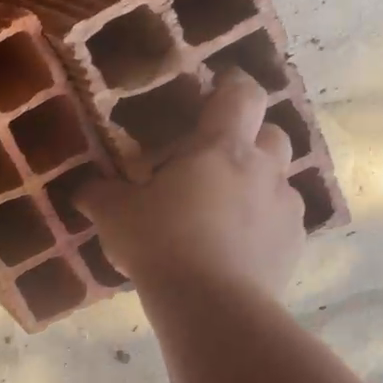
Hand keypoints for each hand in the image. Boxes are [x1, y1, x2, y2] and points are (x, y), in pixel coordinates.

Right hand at [79, 70, 305, 295]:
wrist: (212, 301)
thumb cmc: (158, 240)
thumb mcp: (110, 213)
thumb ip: (99, 191)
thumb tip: (89, 185)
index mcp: (219, 149)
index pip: (239, 96)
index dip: (231, 83)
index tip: (217, 82)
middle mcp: (262, 168)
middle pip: (271, 132)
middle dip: (247, 135)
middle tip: (211, 153)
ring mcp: (285, 206)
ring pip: (277, 176)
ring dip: (254, 179)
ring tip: (219, 202)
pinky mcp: (294, 242)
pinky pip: (278, 217)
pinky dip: (258, 219)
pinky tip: (229, 240)